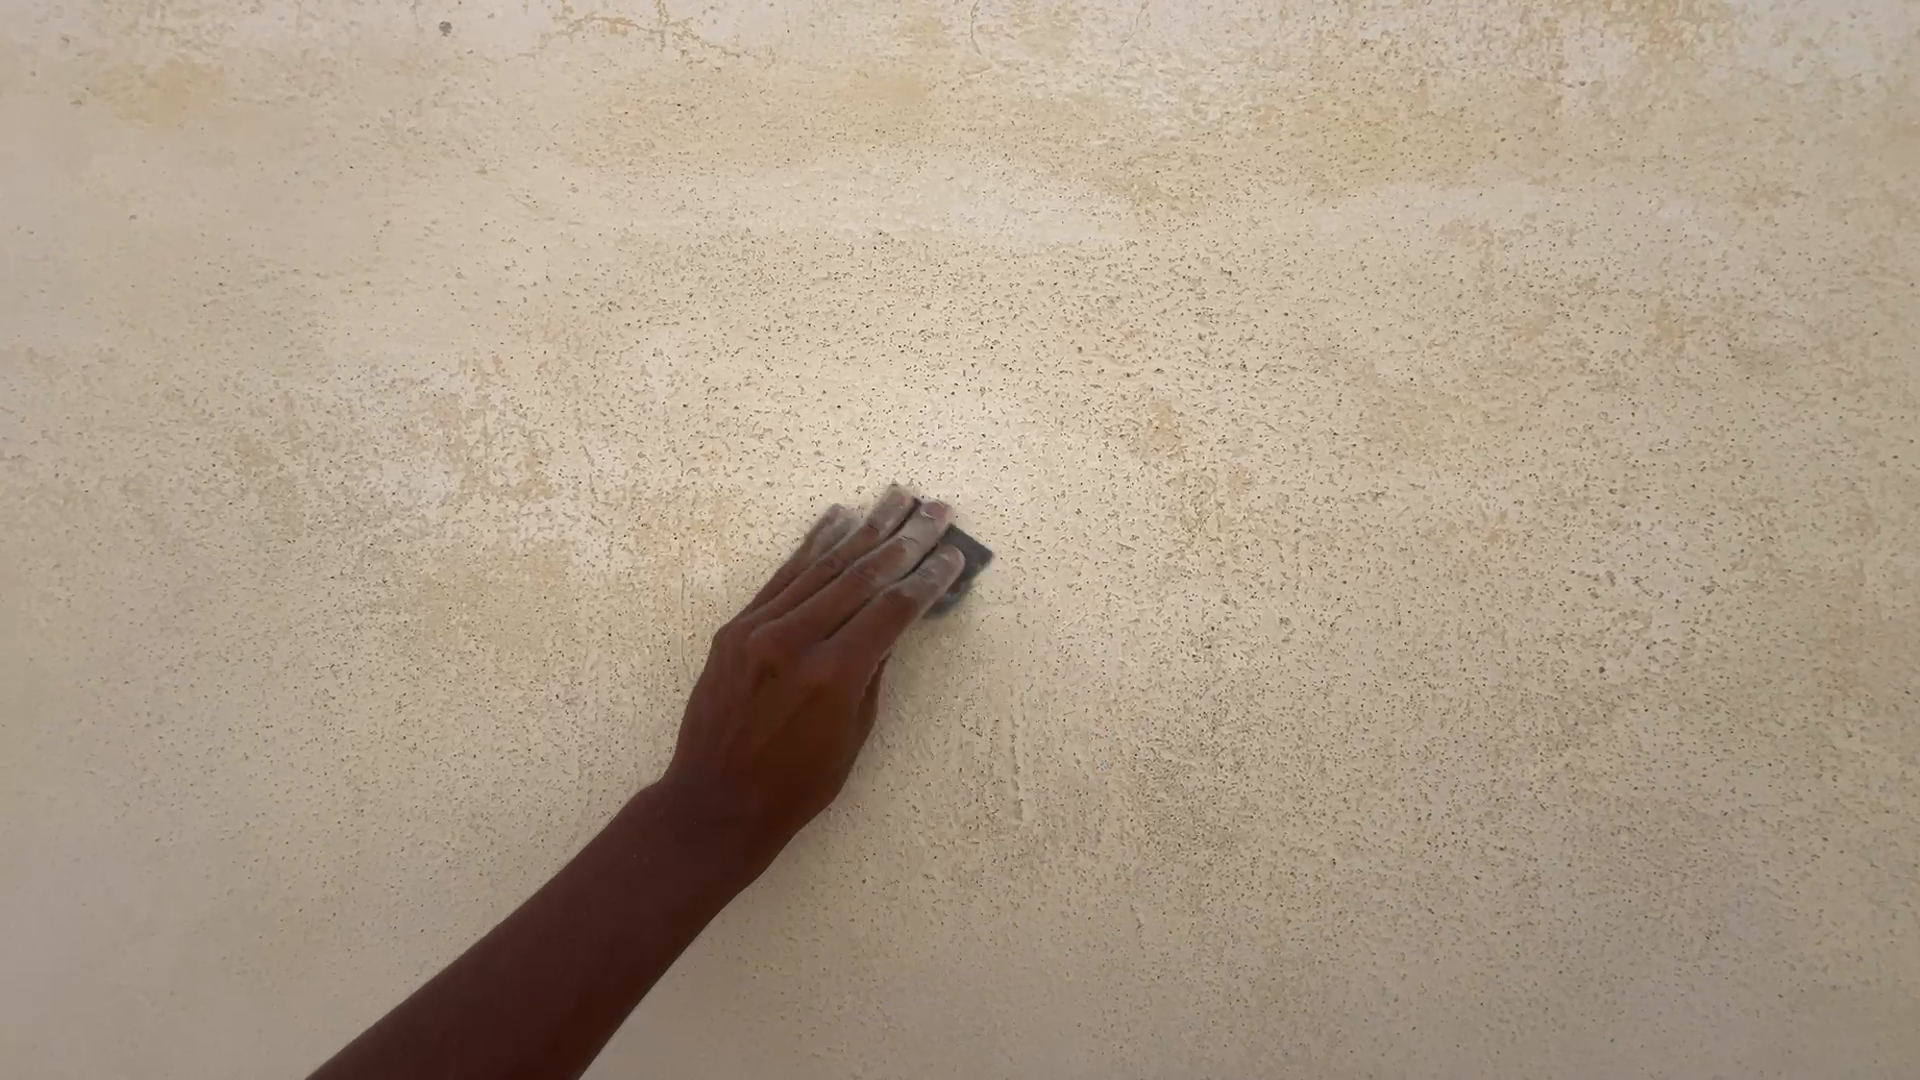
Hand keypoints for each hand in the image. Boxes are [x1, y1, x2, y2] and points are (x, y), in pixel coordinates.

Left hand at [663, 488, 965, 855]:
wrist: (713, 802)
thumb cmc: (798, 785)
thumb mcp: (855, 733)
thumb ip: (873, 669)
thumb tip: (894, 619)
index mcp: (834, 675)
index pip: (893, 610)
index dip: (928, 579)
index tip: (953, 554)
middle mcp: (796, 641)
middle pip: (863, 576)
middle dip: (906, 539)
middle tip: (936, 509)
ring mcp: (760, 628)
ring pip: (823, 566)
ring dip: (864, 528)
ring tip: (896, 497)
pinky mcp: (736, 626)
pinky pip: (783, 576)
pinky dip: (814, 544)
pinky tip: (837, 517)